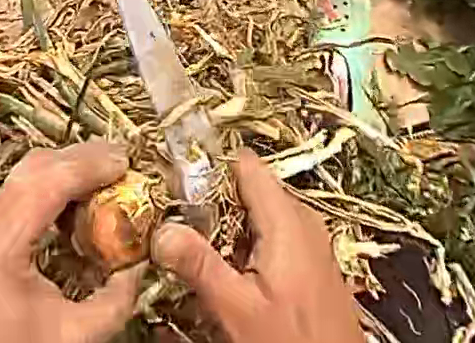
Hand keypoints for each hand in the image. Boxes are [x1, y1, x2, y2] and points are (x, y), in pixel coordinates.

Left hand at [0, 141, 143, 342]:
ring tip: (105, 170)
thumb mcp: (71, 336)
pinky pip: (21, 182)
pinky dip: (53, 177)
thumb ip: (113, 302)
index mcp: (4, 242)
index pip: (48, 183)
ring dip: (68, 163)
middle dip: (83, 157)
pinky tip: (78, 191)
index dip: (88, 166)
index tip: (123, 161)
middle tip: (120, 158)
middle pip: (37, 166)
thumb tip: (140, 266)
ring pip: (28, 168)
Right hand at [152, 149, 364, 342]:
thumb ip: (200, 266)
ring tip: (202, 245)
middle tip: (184, 220)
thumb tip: (161, 231)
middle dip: (215, 199)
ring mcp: (312, 240)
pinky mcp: (313, 261)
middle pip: (250, 185)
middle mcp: (303, 219)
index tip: (179, 184)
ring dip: (230, 222)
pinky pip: (274, 231)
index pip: (244, 163)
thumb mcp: (240, 311)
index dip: (209, 167)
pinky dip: (250, 240)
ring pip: (261, 209)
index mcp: (287, 219)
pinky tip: (233, 269)